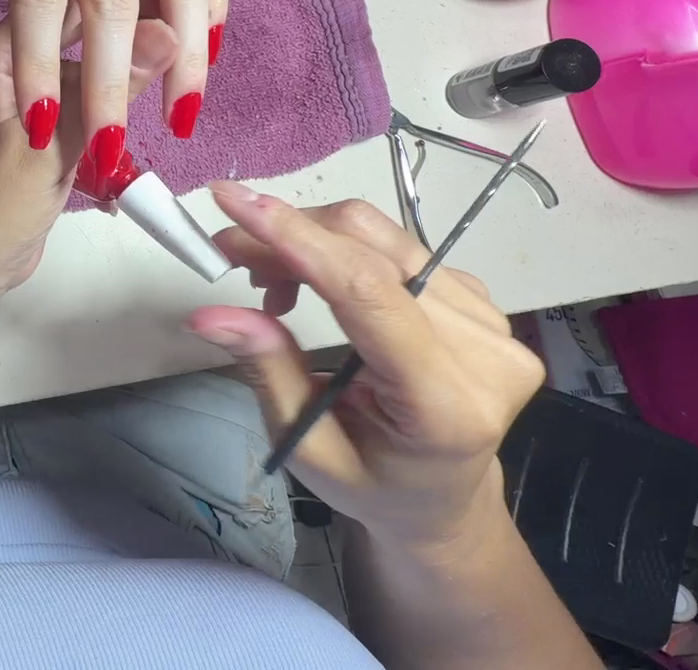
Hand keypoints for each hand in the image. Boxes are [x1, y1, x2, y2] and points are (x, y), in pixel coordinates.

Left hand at [0, 16, 177, 328]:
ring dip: (128, 73)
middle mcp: (11, 61)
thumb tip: (169, 30)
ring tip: (182, 78)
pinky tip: (153, 107)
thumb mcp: (51, 149)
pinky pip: (87, 98)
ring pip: (90, 64)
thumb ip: (108, 91)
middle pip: (82, 29)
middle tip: (193, 45)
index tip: (182, 2)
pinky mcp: (45, 123)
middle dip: (132, 35)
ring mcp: (29, 93)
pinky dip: (115, 106)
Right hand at [186, 186, 545, 550]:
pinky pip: (392, 244)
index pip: (368, 292)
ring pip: (378, 235)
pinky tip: (309, 282)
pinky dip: (332, 249)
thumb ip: (267, 370)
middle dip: (284, 235)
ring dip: (305, 240)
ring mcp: (489, 319)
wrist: (443, 497)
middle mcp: (484, 350)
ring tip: (266, 279)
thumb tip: (207, 314)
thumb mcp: (306, 444)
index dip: (296, 238)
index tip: (231, 199)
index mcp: (445, 403)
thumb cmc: (371, 483)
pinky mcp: (475, 298)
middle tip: (226, 252)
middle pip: (369, 249)